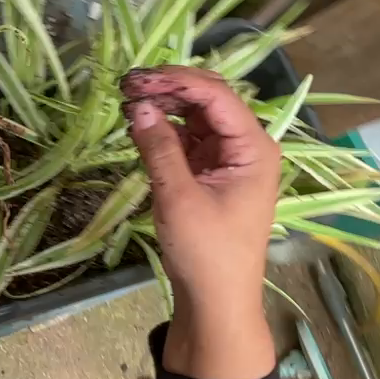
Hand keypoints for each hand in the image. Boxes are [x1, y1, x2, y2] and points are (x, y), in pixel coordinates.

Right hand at [120, 66, 278, 378]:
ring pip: (195, 118)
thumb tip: (139, 105)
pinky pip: (186, 140)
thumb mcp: (178, 197)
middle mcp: (244, 147)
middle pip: (208, 100)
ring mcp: (226, 160)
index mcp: (253, 148)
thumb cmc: (206, 252)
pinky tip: (140, 125)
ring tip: (128, 101)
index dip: (176, 79)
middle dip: (169, 88)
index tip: (136, 78)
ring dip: (165, 106)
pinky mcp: (209, 174)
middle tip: (126, 85)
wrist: (216, 300)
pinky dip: (164, 130)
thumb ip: (159, 147)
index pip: (216, 95)